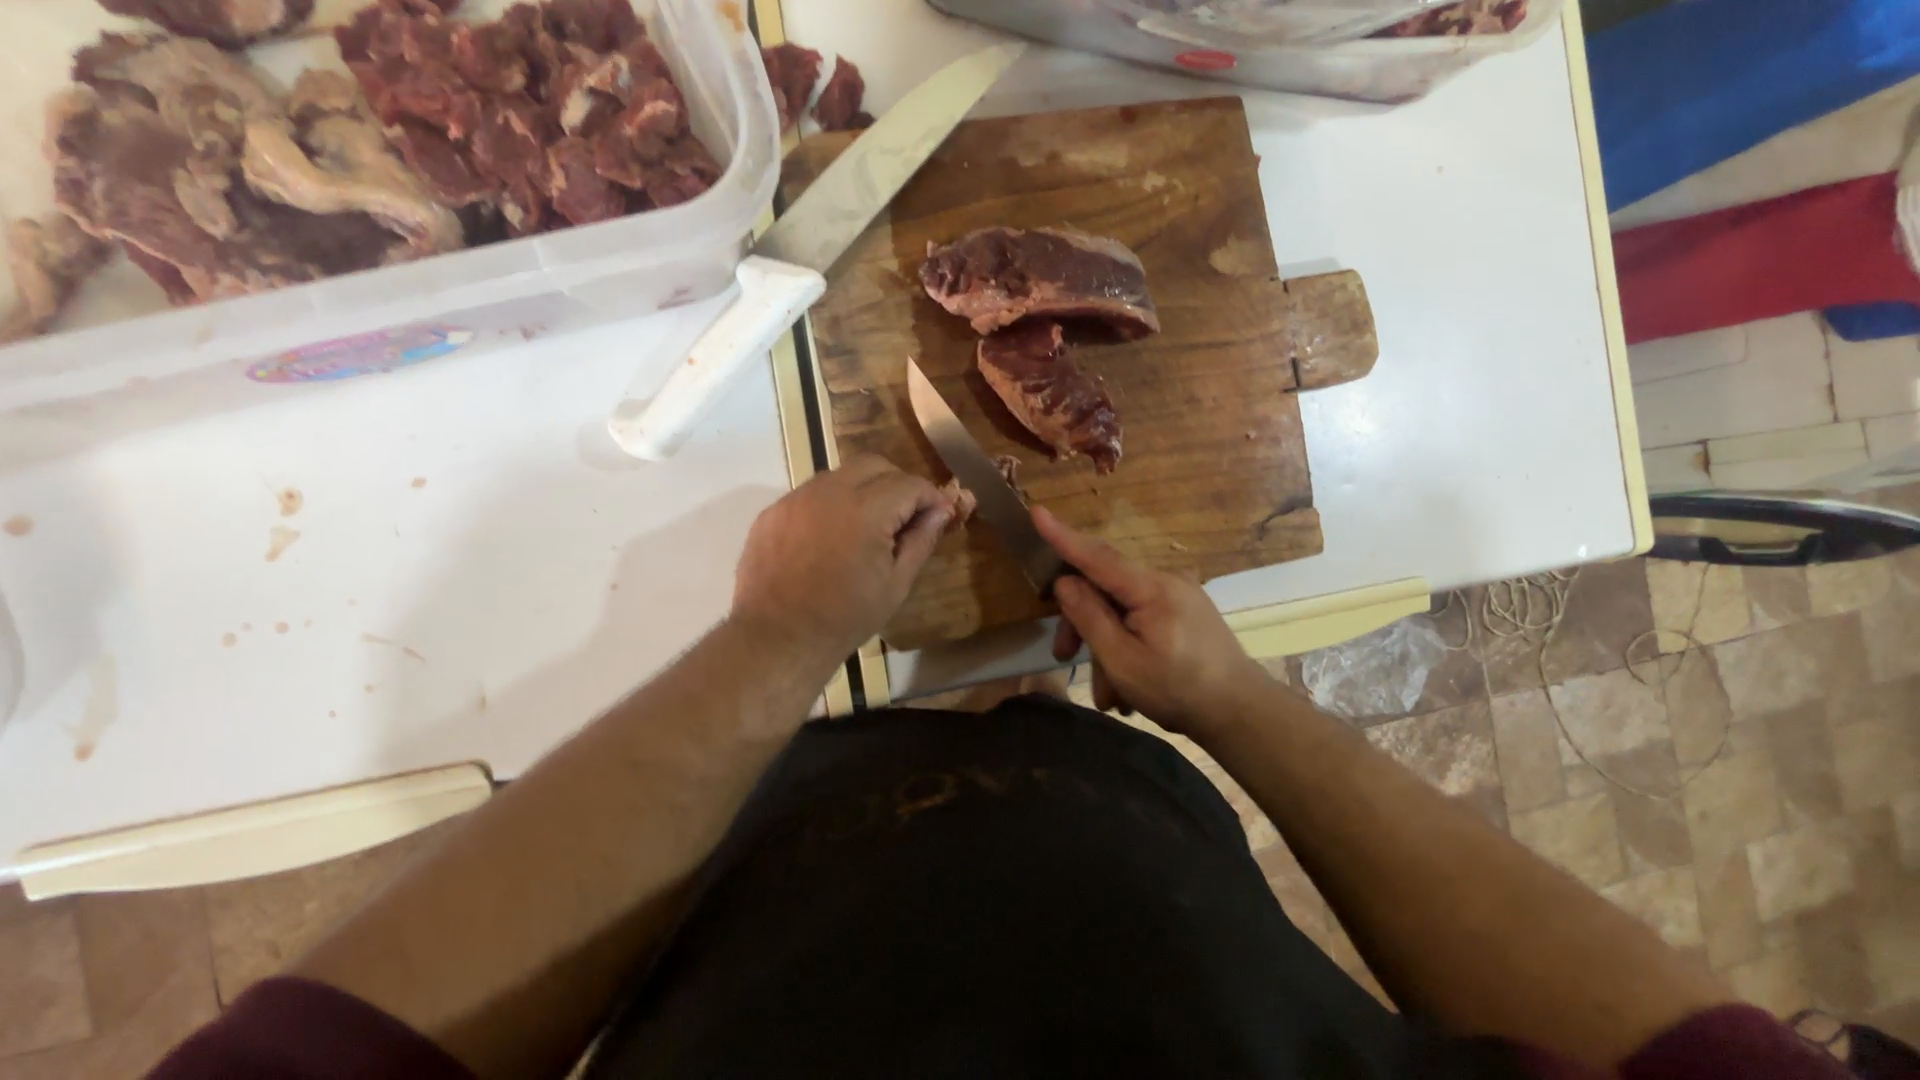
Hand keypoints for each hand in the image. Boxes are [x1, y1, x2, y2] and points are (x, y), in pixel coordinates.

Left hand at [732, 455, 953, 660]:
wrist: (779, 637)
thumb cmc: (845, 617)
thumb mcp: (896, 584)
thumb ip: (920, 541)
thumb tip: (939, 512)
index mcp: (865, 510)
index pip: (908, 484)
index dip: (930, 496)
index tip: (939, 513)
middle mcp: (829, 492)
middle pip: (873, 465)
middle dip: (896, 483)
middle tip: (905, 515)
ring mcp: (796, 499)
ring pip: (839, 475)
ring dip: (861, 489)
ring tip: (866, 526)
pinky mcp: (773, 512)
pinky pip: (809, 495)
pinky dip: (829, 505)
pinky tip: (830, 538)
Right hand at [1036, 507, 1273, 737]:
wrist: (1241, 713)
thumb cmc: (1179, 690)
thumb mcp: (1123, 661)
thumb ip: (1090, 617)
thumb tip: (1065, 582)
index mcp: (1152, 588)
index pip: (1097, 556)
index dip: (1063, 537)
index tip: (1037, 512)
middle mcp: (1166, 582)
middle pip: (1106, 588)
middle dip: (1082, 622)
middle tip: (1065, 657)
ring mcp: (1179, 597)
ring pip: (1122, 610)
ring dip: (1106, 646)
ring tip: (1108, 693)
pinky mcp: (1186, 613)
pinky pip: (1142, 620)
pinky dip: (1126, 646)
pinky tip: (1128, 684)